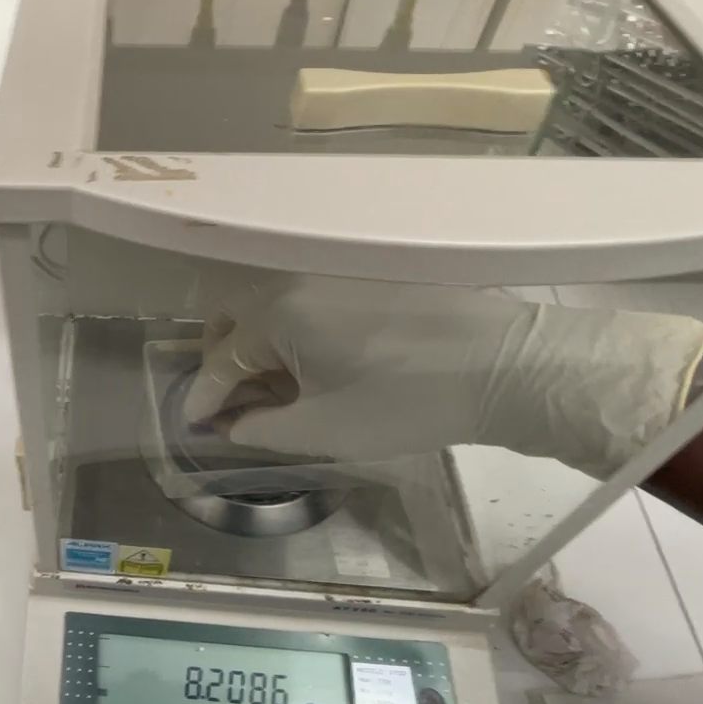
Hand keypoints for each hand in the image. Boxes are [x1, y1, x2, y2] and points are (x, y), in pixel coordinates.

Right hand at [182, 277, 702, 479]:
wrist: (508, 364)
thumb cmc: (404, 402)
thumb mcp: (322, 430)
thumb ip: (259, 429)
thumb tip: (230, 424)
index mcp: (275, 316)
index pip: (220, 361)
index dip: (203, 398)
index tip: (193, 423)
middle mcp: (293, 283)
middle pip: (233, 319)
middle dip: (221, 360)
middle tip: (232, 400)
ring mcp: (330, 273)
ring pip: (268, 308)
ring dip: (256, 346)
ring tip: (277, 388)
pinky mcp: (363, 276)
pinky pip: (303, 302)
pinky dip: (291, 332)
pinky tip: (316, 364)